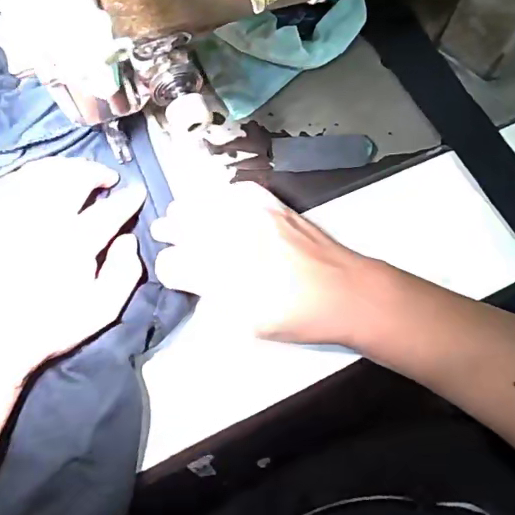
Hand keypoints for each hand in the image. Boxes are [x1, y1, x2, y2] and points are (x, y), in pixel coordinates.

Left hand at [0, 158, 145, 378]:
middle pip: (71, 179)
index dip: (128, 198)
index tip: (137, 192)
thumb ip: (125, 272)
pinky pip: (7, 184)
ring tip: (76, 171)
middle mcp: (43, 222)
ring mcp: (12, 219)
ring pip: (39, 174)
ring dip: (63, 166)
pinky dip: (25, 175)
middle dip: (95, 172)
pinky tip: (37, 179)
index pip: (109, 210)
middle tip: (108, 178)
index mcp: (74, 244)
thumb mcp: (102, 310)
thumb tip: (128, 239)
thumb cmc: (51, 326)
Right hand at [151, 180, 379, 346]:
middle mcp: (234, 239)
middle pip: (182, 223)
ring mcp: (254, 216)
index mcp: (225, 274)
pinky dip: (222, 197)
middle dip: (171, 232)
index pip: (173, 264)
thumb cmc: (302, 315)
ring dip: (189, 210)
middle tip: (167, 237)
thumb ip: (216, 300)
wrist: (347, 291)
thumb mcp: (249, 324)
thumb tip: (199, 282)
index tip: (176, 272)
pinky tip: (220, 206)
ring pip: (204, 201)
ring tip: (183, 219)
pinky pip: (236, 190)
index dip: (170, 269)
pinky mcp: (273, 205)